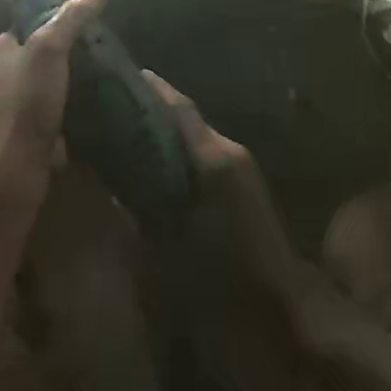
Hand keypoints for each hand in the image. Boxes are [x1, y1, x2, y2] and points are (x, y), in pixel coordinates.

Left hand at [0, 0, 108, 174]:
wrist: (18, 166)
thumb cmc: (27, 100)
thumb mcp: (49, 48)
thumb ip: (71, 18)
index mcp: (3, 49)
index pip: (31, 18)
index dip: (58, 13)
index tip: (89, 13)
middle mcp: (11, 72)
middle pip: (49, 48)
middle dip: (77, 44)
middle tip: (107, 40)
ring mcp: (27, 100)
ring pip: (61, 76)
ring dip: (84, 72)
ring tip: (113, 63)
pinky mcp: (43, 123)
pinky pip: (68, 101)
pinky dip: (86, 97)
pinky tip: (108, 93)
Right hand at [142, 70, 373, 360]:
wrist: (280, 314)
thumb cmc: (222, 282)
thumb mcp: (167, 251)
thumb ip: (139, 212)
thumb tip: (113, 186)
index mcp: (214, 159)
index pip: (179, 109)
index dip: (150, 90)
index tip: (119, 77)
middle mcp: (230, 153)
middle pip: (186, 120)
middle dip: (151, 112)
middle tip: (110, 110)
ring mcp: (242, 169)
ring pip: (196, 139)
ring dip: (166, 134)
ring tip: (125, 136)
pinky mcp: (246, 187)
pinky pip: (207, 158)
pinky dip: (181, 156)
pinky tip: (155, 169)